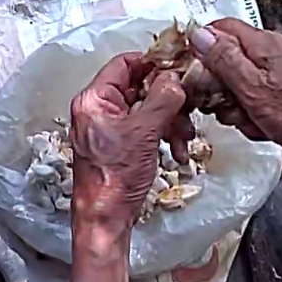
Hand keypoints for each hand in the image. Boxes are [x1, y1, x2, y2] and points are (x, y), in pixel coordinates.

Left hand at [65, 53, 185, 281]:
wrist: (105, 218)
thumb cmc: (114, 179)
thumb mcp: (144, 132)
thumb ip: (161, 98)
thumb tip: (174, 76)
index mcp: (93, 101)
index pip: (124, 64)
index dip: (153, 64)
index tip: (179, 69)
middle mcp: (96, 111)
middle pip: (139, 88)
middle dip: (169, 100)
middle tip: (188, 111)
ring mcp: (106, 128)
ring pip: (146, 109)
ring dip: (170, 121)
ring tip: (183, 139)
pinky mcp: (117, 145)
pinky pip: (143, 129)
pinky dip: (162, 136)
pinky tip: (176, 151)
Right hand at [192, 19, 281, 199]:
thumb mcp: (252, 87)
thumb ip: (224, 60)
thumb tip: (200, 35)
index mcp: (263, 45)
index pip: (220, 30)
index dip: (200, 49)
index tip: (190, 72)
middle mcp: (270, 57)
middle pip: (224, 63)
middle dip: (216, 88)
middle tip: (222, 104)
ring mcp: (276, 79)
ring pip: (236, 90)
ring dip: (234, 109)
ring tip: (249, 119)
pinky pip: (252, 107)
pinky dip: (252, 120)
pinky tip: (262, 128)